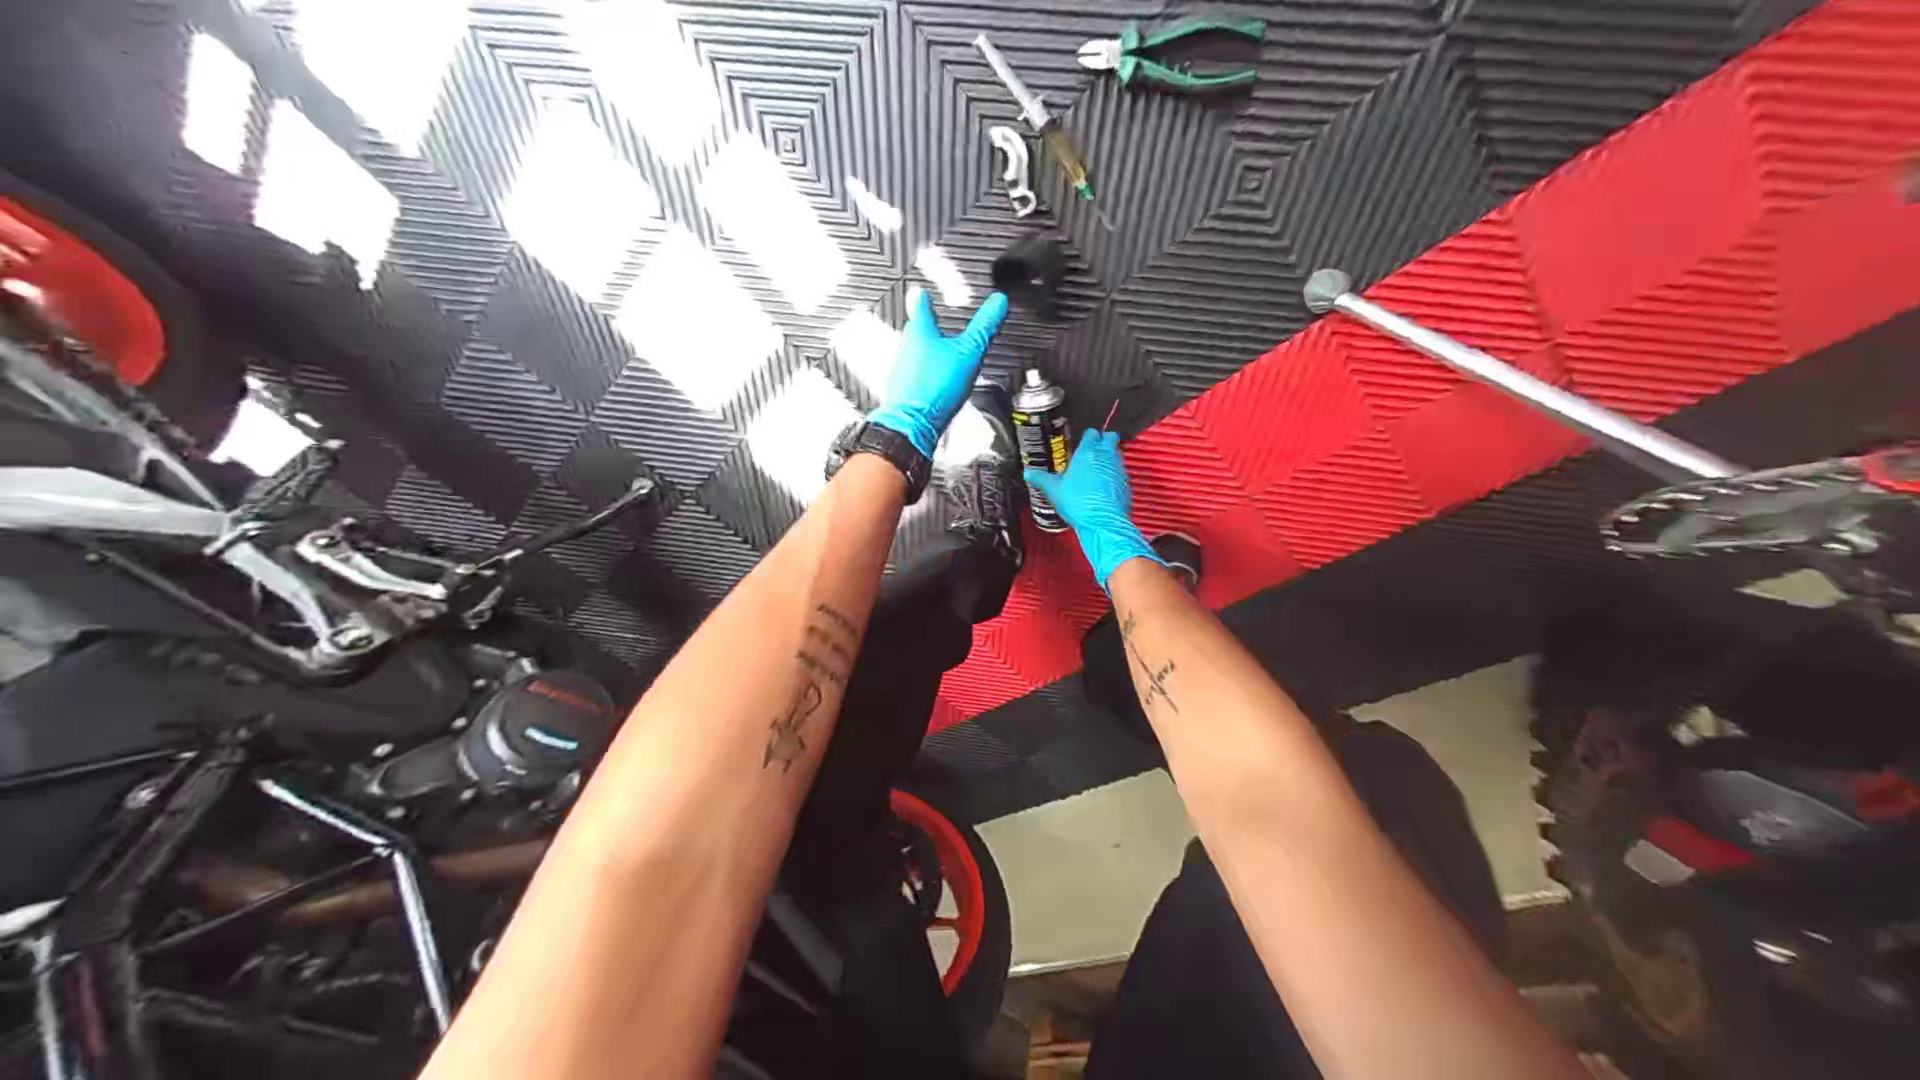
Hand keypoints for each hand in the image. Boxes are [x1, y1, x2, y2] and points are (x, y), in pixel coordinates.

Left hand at [868, 290, 1009, 457]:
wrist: (912, 426)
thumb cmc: (935, 388)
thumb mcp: (969, 352)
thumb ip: (984, 326)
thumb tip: (999, 301)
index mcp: (920, 330)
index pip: (919, 303)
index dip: (924, 296)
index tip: (923, 291)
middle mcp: (905, 347)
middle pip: (916, 329)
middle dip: (928, 326)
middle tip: (938, 323)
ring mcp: (901, 370)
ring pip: (914, 353)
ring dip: (927, 352)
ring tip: (942, 354)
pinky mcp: (902, 391)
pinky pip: (914, 377)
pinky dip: (924, 375)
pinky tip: (936, 384)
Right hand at [1025, 430, 1164, 588]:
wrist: (1101, 522)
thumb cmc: (1076, 501)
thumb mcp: (1054, 490)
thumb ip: (1041, 479)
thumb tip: (1027, 472)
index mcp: (1087, 452)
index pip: (1092, 433)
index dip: (1088, 437)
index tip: (1082, 443)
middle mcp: (1106, 456)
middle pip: (1111, 438)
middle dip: (1104, 441)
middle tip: (1094, 452)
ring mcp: (1119, 469)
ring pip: (1118, 455)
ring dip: (1110, 458)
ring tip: (1097, 471)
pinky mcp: (1127, 484)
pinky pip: (1122, 473)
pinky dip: (1115, 476)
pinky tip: (1105, 488)